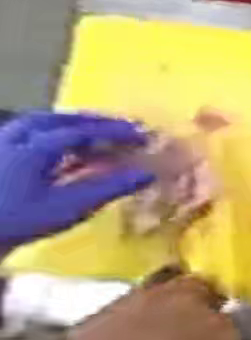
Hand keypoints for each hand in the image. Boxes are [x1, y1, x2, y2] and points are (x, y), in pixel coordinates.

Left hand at [0, 111, 154, 250]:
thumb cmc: (21, 219)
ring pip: (32, 125)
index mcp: (31, 151)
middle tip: (119, 124)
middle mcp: (10, 141)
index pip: (76, 133)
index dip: (111, 131)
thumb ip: (109, 187)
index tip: (142, 134)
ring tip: (94, 131)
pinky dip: (50, 134)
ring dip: (66, 123)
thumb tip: (149, 173)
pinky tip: (64, 146)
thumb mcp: (71, 206)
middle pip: (48, 120)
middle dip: (87, 120)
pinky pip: (23, 135)